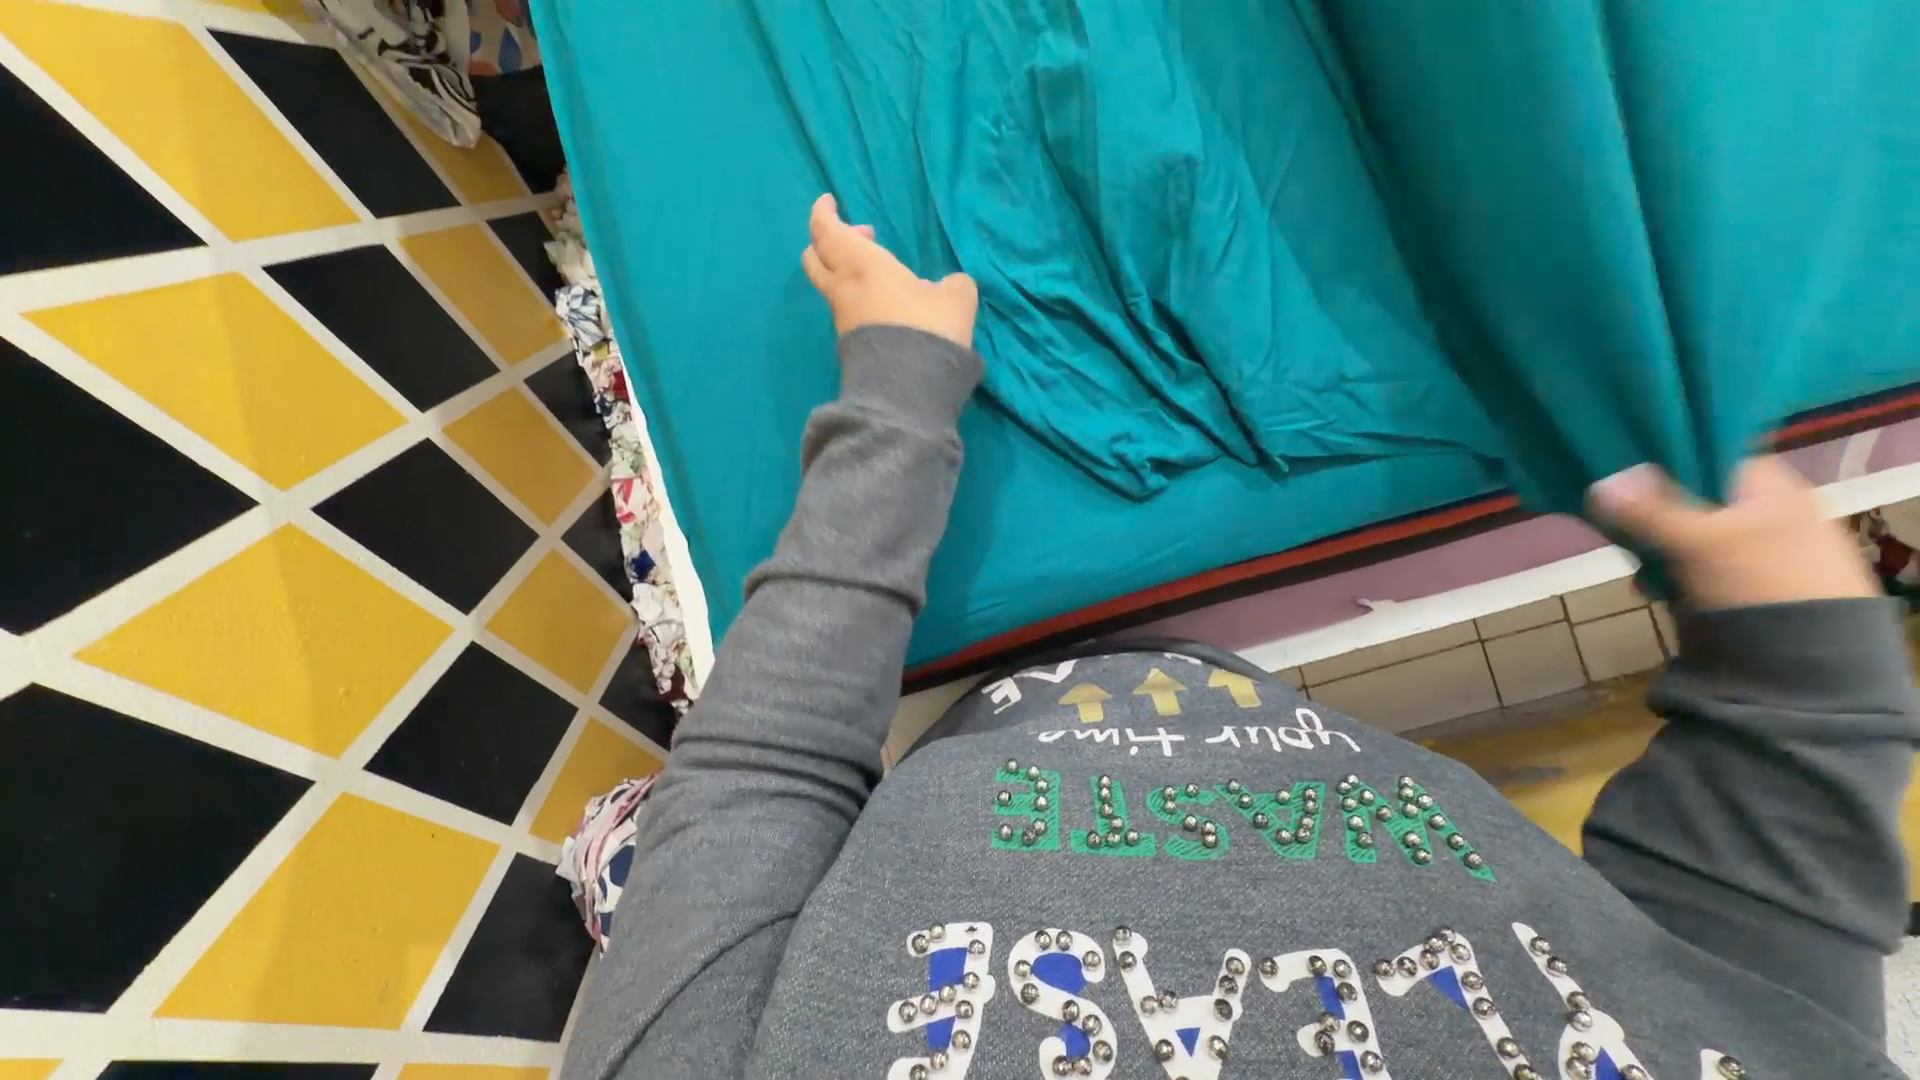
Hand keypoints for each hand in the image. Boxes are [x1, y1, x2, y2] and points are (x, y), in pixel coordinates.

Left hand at [801, 193, 977, 347]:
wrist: (907, 390)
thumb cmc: (928, 330)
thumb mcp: (956, 298)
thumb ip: (951, 284)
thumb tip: (945, 287)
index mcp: (862, 266)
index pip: (827, 231)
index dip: (824, 213)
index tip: (829, 201)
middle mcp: (844, 290)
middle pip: (816, 258)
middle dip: (833, 241)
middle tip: (864, 238)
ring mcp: (843, 321)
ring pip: (834, 287)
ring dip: (851, 275)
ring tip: (888, 278)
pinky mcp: (850, 347)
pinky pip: (849, 313)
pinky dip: (862, 301)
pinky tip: (891, 310)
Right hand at [1587, 455, 1878, 609]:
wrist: (1797, 659)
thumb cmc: (1758, 581)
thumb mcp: (1699, 540)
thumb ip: (1647, 510)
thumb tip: (1600, 482)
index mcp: (1771, 489)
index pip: (1707, 457)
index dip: (1664, 461)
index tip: (1620, 469)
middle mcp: (1762, 512)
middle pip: (1686, 496)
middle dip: (1647, 511)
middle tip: (1616, 519)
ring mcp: (1748, 548)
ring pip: (1679, 532)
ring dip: (1650, 545)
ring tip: (1633, 560)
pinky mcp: (1731, 580)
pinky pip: (1684, 563)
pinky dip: (1662, 571)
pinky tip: (1649, 585)